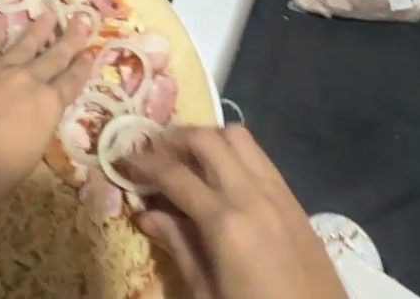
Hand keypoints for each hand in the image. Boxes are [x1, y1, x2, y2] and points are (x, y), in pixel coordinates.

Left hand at [0, 14, 95, 213]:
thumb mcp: (27, 160)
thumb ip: (35, 130)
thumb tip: (35, 118)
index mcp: (47, 108)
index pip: (71, 84)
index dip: (82, 69)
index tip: (92, 53)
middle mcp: (28, 82)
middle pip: (54, 56)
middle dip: (70, 39)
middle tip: (82, 19)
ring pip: (23, 44)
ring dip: (38, 29)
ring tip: (49, 14)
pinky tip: (1, 20)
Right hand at [128, 126, 346, 298]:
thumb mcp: (208, 296)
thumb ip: (179, 247)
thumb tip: (148, 215)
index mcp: (225, 222)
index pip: (175, 174)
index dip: (144, 163)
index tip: (124, 158)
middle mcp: (251, 194)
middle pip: (206, 139)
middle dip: (175, 139)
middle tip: (154, 154)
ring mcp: (277, 192)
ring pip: (237, 136)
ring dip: (208, 138)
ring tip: (188, 159)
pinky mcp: (295, 200)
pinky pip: (260, 156)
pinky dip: (234, 152)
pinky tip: (222, 176)